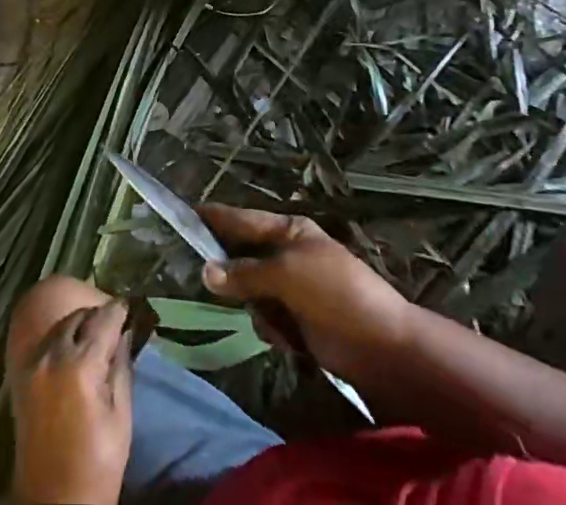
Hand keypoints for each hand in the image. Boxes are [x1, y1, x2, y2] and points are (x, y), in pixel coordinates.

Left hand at [9, 298, 131, 504]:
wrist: (54, 492)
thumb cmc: (99, 460)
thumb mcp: (121, 415)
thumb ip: (120, 367)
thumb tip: (124, 334)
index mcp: (80, 365)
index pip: (102, 321)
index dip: (117, 310)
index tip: (129, 305)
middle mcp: (51, 353)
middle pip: (76, 317)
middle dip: (96, 313)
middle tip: (114, 319)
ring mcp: (31, 359)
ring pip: (57, 325)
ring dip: (76, 321)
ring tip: (94, 329)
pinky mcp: (19, 369)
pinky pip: (41, 338)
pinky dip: (58, 333)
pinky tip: (70, 341)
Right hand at [199, 204, 415, 379]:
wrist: (386, 348)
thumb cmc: (336, 293)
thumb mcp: (286, 273)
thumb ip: (242, 272)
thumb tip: (205, 272)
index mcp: (288, 230)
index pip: (239, 218)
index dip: (211, 217)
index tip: (179, 216)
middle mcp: (286, 254)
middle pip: (239, 255)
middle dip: (226, 270)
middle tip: (204, 280)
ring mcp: (291, 287)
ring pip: (247, 289)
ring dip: (253, 306)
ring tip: (269, 319)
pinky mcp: (296, 319)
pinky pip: (263, 317)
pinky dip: (270, 328)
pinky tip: (285, 338)